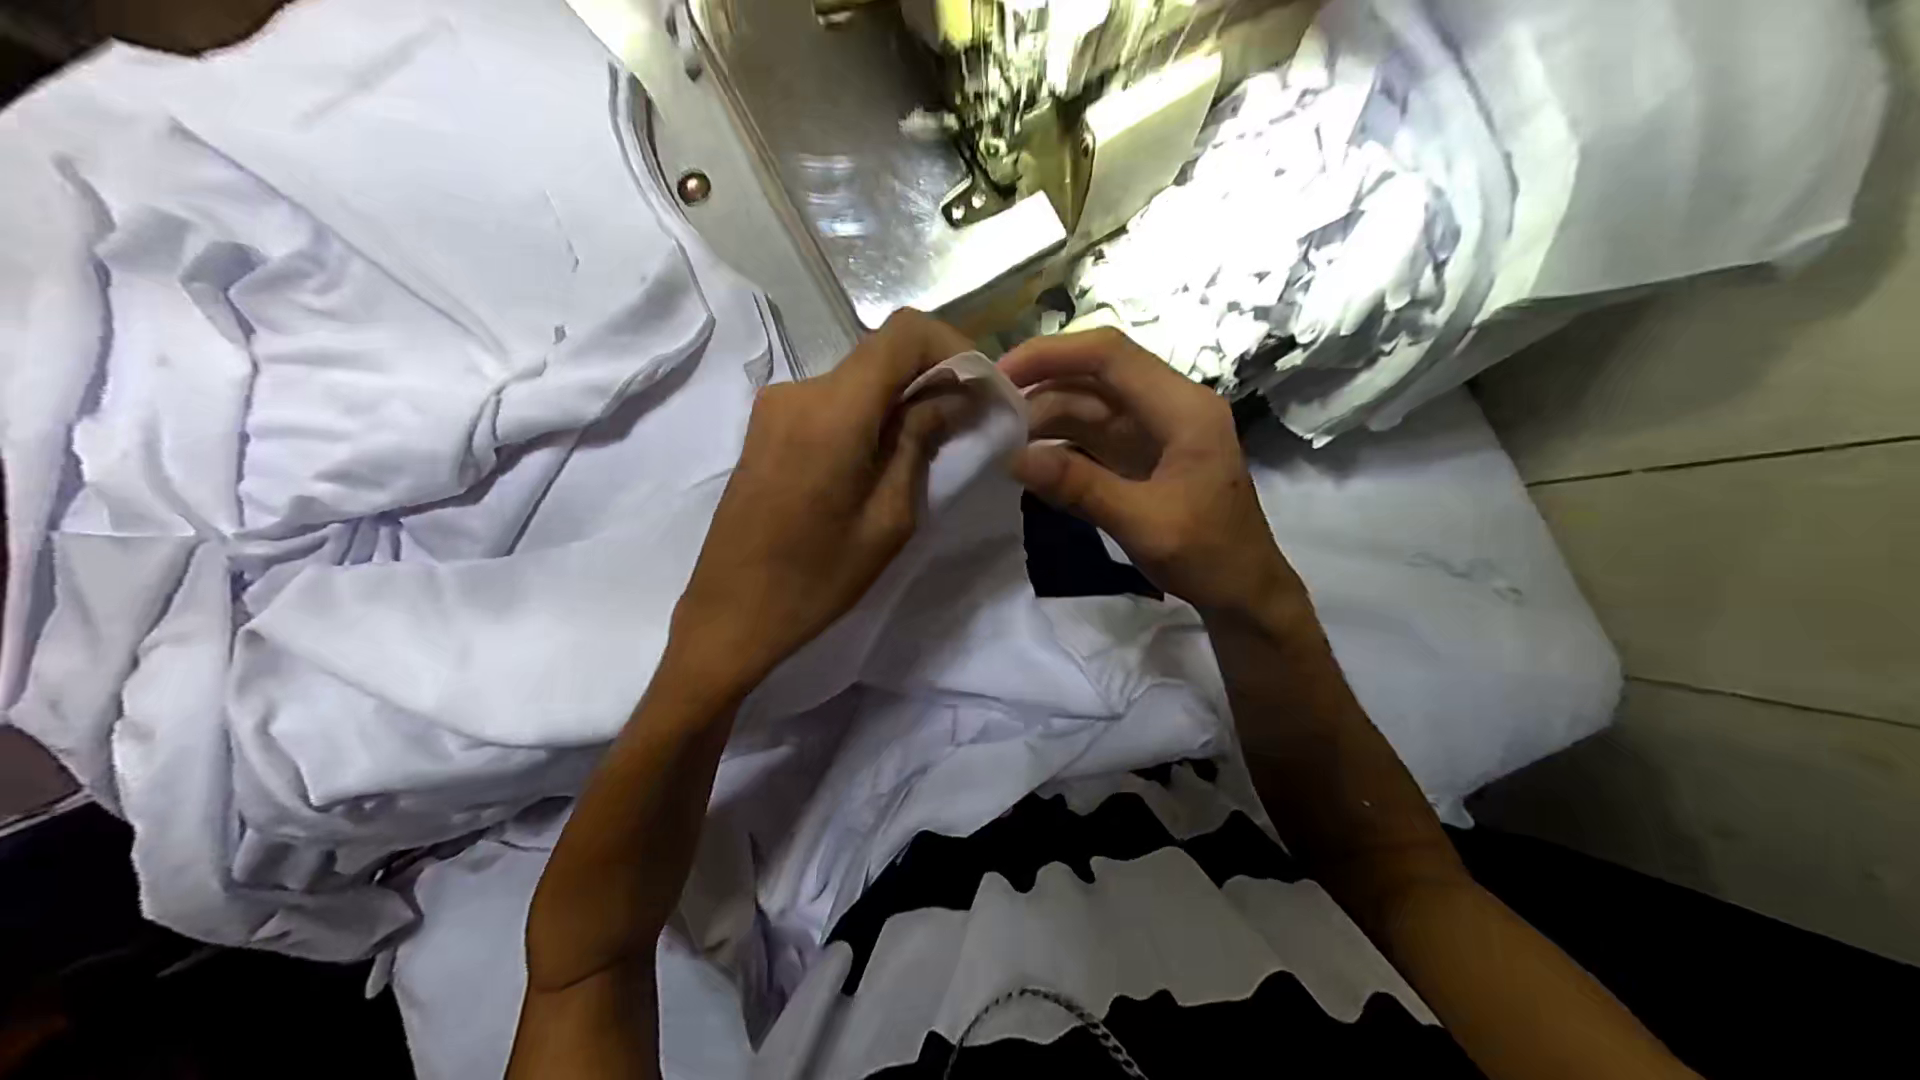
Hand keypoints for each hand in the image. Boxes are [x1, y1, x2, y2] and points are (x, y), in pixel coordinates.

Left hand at [666, 310, 976, 698]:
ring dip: (899, 400)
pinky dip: (867, 415)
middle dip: (931, 378)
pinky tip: (881, 458)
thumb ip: (920, 442)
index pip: (903, 333)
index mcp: (833, 411)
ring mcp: (775, 407)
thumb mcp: (889, 517)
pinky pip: (830, 402)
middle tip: (966, 422)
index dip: (952, 348)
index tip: (980, 386)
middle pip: (881, 355)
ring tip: (926, 448)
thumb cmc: (817, 578)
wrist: (730, 614)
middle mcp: (799, 391)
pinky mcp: (766, 428)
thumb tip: (955, 397)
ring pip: (857, 380)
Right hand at [1000, 328, 1305, 618]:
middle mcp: (1169, 406)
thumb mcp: (1143, 523)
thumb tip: (1013, 458)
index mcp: (1183, 408)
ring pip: (1091, 403)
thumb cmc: (1208, 555)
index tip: (1001, 375)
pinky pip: (1094, 433)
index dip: (1051, 354)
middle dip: (1042, 385)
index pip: (1110, 355)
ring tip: (1002, 436)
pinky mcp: (1142, 454)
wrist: (1243, 592)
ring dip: (1047, 415)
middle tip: (991, 411)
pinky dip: (1060, 440)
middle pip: (1096, 374)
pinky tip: (1029, 456)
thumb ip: (1079, 487)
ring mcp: (1155, 430)